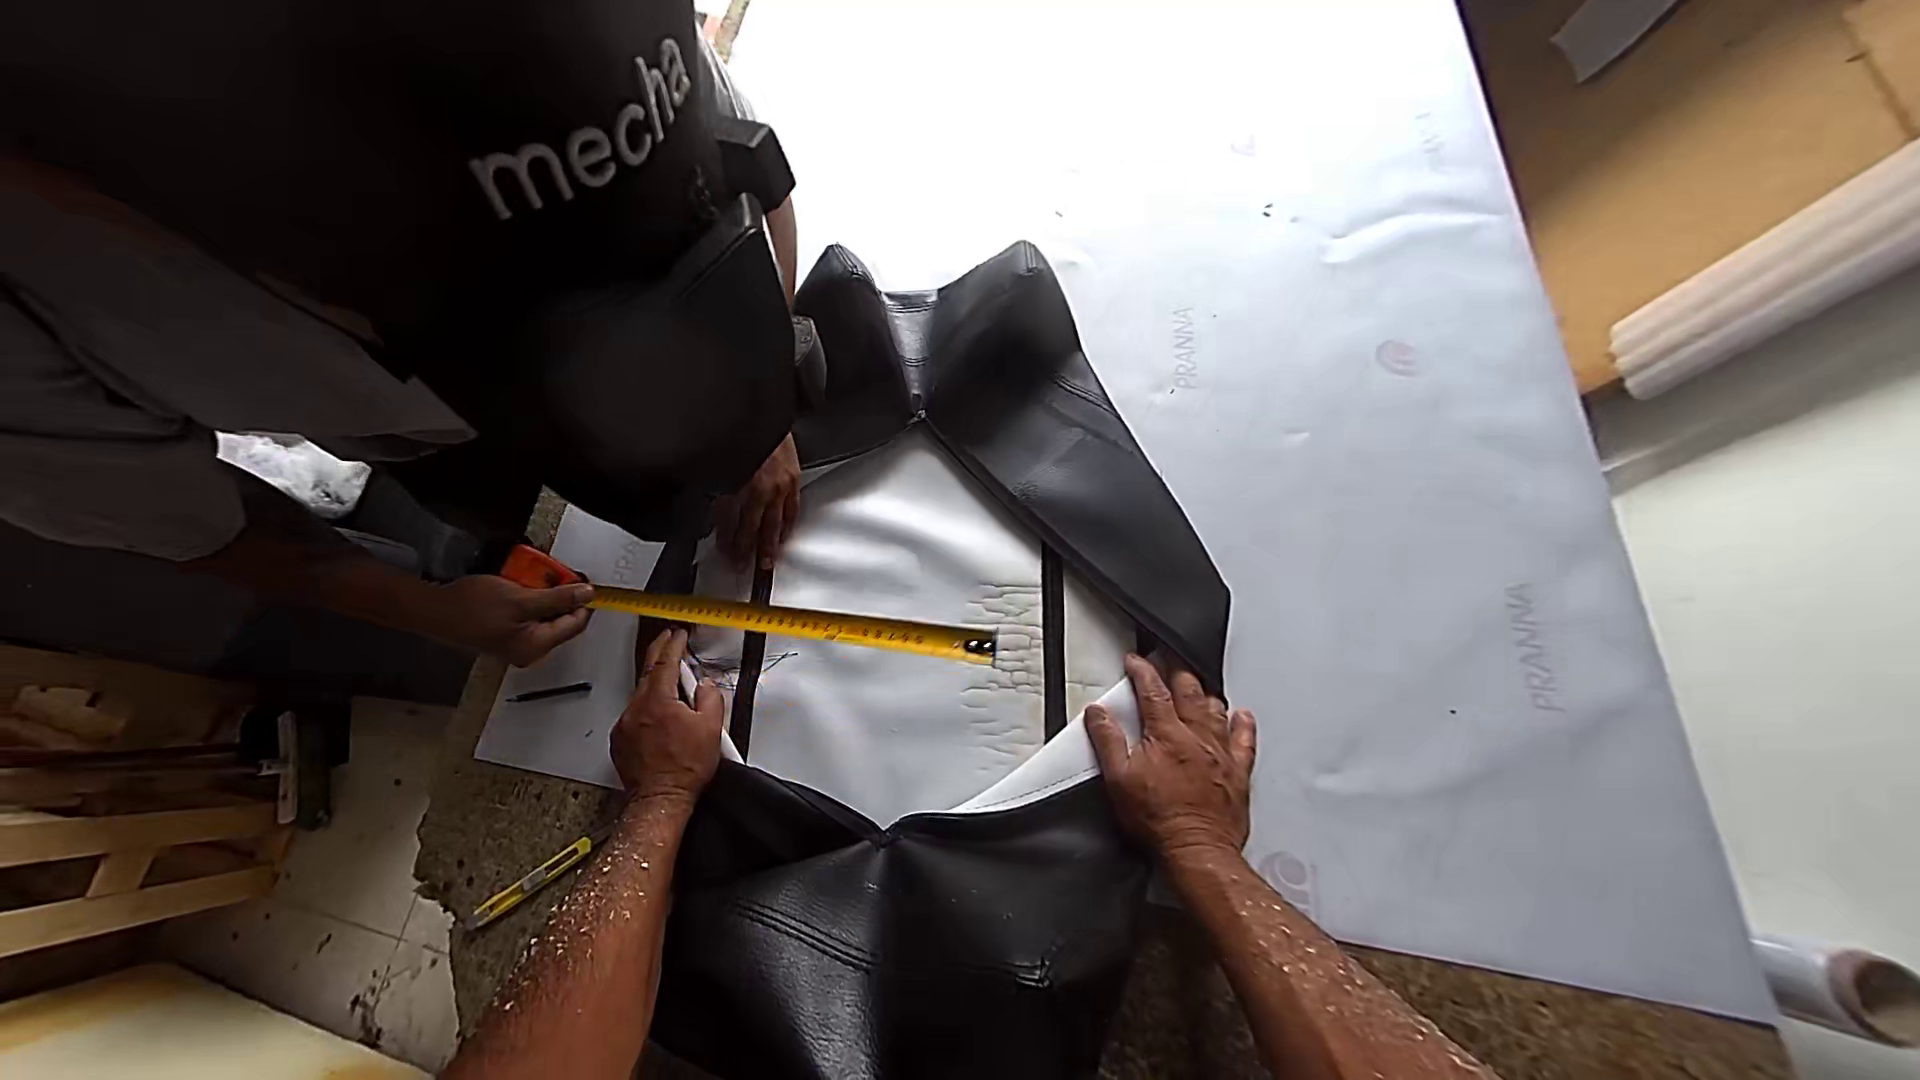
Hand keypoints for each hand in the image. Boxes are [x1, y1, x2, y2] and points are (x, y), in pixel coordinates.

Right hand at [426, 576, 593, 666]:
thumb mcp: (523, 599)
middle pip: (563, 622)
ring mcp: (517, 643)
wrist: (431, 609)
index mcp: (537, 646)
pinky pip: (531, 616)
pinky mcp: (506, 634)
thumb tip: (589, 594)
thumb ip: (559, 599)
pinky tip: (527, 586)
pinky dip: (533, 600)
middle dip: (564, 598)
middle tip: (562, 576)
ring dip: (549, 597)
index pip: (576, 624)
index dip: (584, 602)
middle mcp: (530, 650)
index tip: (584, 581)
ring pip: (547, 617)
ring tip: (544, 579)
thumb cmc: (474, 606)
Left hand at [611, 629, 725, 802]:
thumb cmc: (685, 768)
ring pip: (642, 695)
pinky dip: (648, 708)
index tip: (677, 634)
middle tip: (669, 643)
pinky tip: (662, 717)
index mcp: (659, 702)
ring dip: (657, 686)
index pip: (665, 662)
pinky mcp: (620, 740)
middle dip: (660, 655)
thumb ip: (710, 697)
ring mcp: (625, 725)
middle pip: (649, 674)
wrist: (661, 798)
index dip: (673, 644)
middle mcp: (637, 709)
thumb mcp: (711, 726)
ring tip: (675, 689)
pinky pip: (635, 714)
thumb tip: (705, 685)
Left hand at [714, 433, 800, 570]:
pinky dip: (789, 523)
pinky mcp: (794, 477)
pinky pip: (793, 507)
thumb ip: (714, 490)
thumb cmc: (738, 431)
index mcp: (738, 484)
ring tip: (768, 561)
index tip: (726, 555)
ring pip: (776, 522)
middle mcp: (761, 488)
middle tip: (746, 568)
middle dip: (749, 550)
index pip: (731, 523)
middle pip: (754, 528)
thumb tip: (712, 513)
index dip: (728, 542)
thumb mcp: (715, 462)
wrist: (761, 409)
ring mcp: (780, 484)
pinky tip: (786, 531)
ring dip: (771, 543)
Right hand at [1086, 654, 1255, 860]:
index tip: (1136, 660)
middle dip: (1176, 671)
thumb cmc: (1159, 820)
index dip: (1142, 670)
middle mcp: (1196, 738)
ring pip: (1216, 711)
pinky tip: (1242, 716)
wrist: (1196, 851)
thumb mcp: (1118, 778)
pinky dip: (1243, 724)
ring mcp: (1220, 755)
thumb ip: (1107, 740)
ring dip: (1205, 693)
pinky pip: (1244, 741)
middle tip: (1169, 660)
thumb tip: (1098, 713)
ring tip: (1198, 683)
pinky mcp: (1237, 774)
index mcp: (1166, 735)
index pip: (1153, 691)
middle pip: (1188, 692)